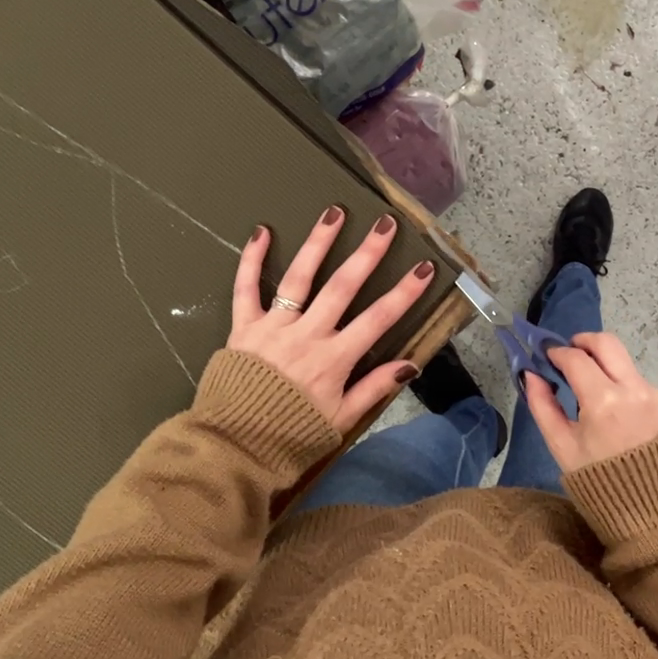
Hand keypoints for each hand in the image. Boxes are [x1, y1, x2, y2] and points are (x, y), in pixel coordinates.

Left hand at [225, 205, 436, 428]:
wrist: (234, 447)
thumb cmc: (292, 435)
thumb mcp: (341, 419)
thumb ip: (374, 388)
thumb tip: (411, 364)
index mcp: (334, 359)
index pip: (378, 319)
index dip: (404, 293)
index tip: (424, 268)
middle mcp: (306, 335)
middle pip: (342, 287)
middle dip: (367, 253)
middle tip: (385, 224)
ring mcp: (273, 327)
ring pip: (299, 277)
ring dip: (318, 242)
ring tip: (334, 212)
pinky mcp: (242, 327)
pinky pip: (245, 288)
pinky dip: (252, 259)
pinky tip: (261, 231)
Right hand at [522, 333, 657, 472]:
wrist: (647, 504)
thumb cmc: (597, 478)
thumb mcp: (561, 445)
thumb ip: (542, 405)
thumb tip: (531, 374)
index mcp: (603, 401)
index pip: (576, 358)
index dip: (558, 352)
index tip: (547, 355)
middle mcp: (632, 389)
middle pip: (607, 342)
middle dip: (583, 341)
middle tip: (568, 352)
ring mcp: (651, 393)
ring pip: (623, 358)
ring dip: (601, 360)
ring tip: (586, 379)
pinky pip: (635, 377)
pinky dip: (617, 379)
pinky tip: (608, 401)